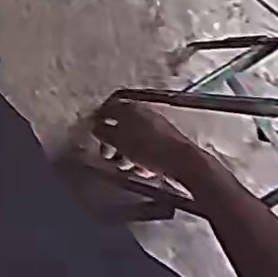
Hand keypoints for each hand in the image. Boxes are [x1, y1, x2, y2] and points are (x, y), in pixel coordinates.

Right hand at [95, 99, 238, 199]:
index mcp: (130, 107)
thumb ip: (104, 133)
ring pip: (134, 137)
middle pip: (121, 124)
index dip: (98, 119)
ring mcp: (156, 127)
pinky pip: (148, 146)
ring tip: (126, 166)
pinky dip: (141, 156)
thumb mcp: (119, 141)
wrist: (184, 162)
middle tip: (108, 155)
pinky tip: (142, 169)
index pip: (108, 108)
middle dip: (113, 141)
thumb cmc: (147, 148)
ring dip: (127, 152)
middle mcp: (143, 113)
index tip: (93, 132)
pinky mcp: (167, 141)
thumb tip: (95, 127)